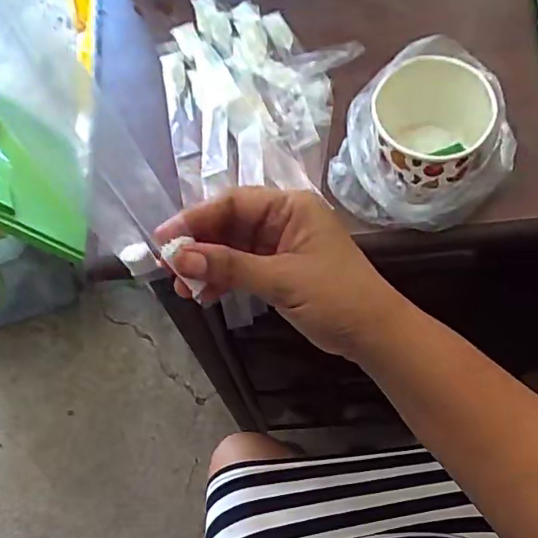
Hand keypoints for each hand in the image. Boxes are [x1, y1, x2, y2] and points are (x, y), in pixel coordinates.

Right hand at [155, 189, 410, 360]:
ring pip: (233, 250)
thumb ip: (230, 267)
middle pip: (229, 225)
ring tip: (182, 289)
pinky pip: (244, 270)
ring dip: (207, 267)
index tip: (164, 239)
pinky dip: (224, 282)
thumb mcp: (281, 280)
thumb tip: (181, 258)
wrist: (374, 333)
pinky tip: (204, 297)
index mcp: (290, 207)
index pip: (233, 204)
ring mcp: (283, 247)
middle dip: (198, 246)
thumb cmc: (336, 297)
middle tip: (167, 268)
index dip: (195, 220)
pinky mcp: (282, 273)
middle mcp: (284, 221)